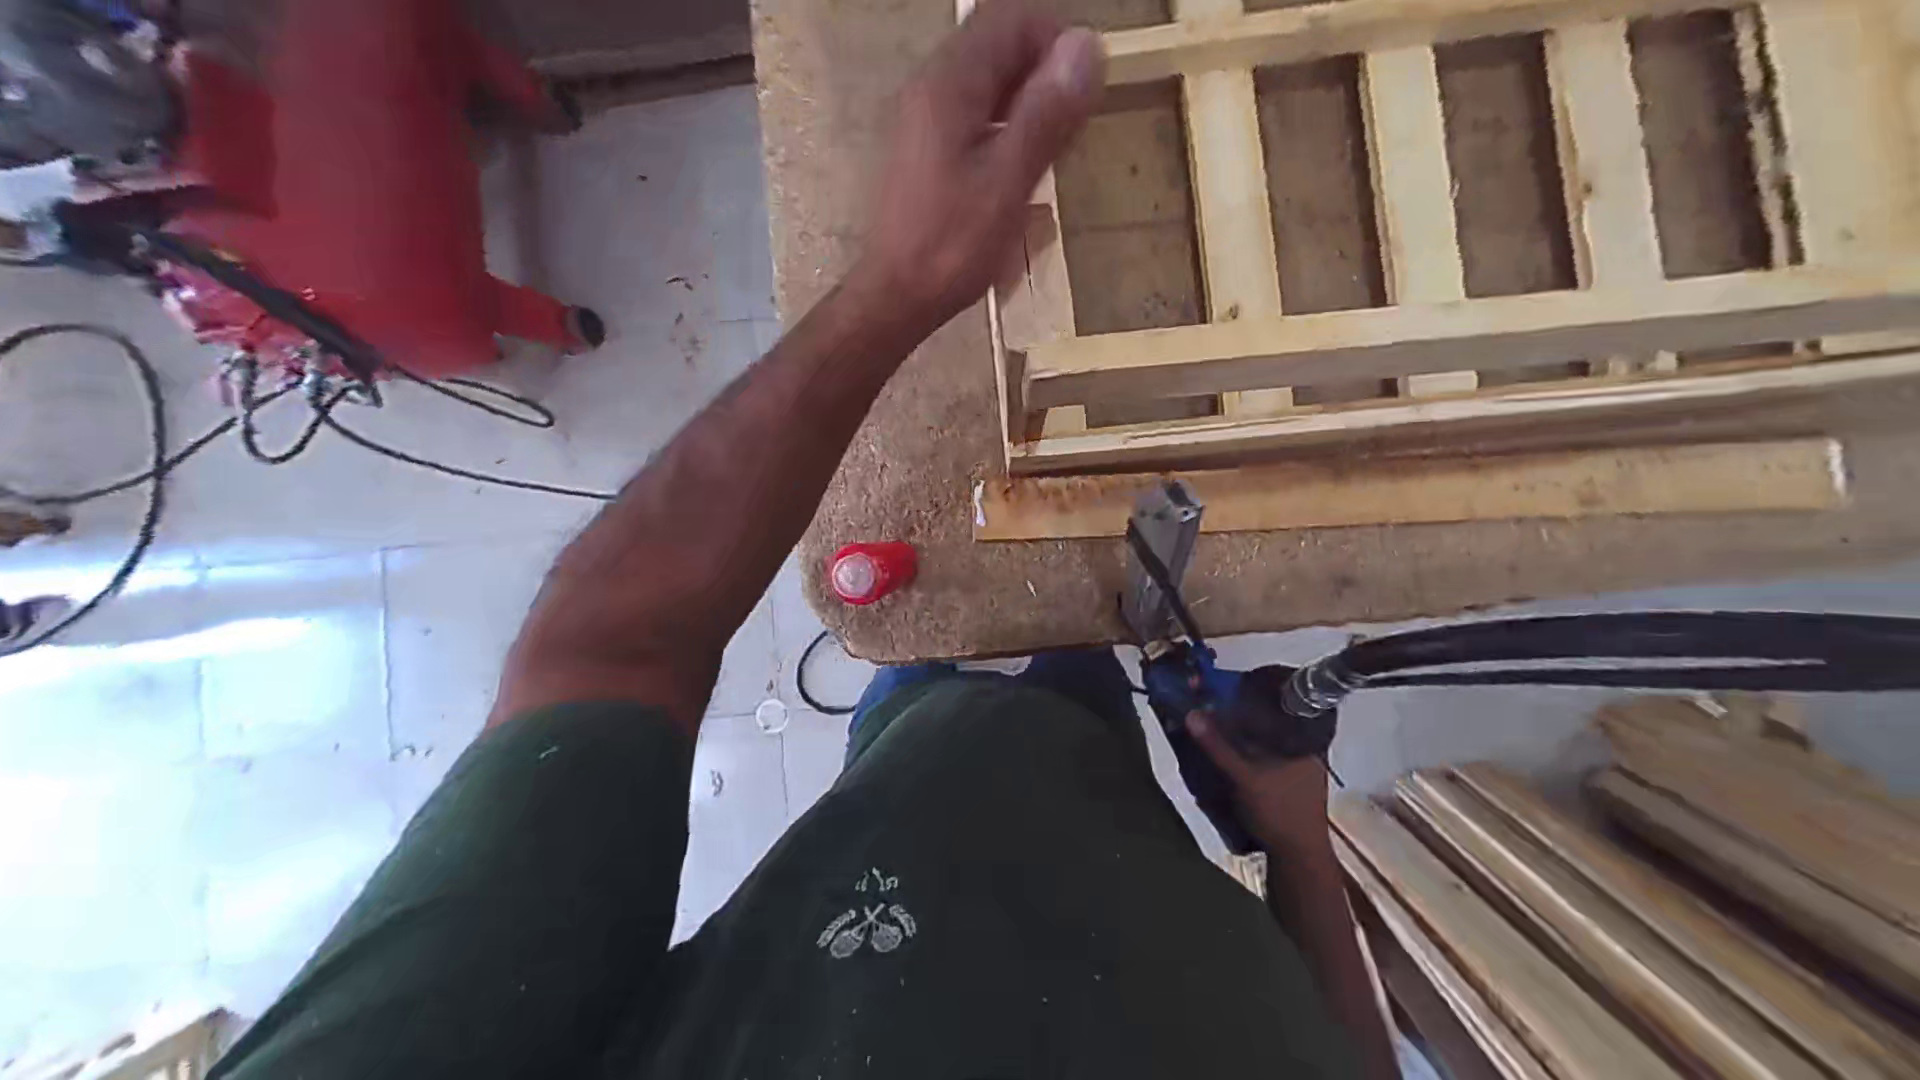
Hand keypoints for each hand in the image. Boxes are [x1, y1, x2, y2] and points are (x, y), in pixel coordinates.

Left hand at [851, 0, 1104, 330]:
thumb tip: (1087, 45)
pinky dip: (999, 130)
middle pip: (995, 47)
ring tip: (1047, 155)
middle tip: (1069, 131)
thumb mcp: (1008, 181)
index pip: (1011, 19)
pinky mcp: (919, 153)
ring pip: (983, 85)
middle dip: (1042, 75)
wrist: (895, 298)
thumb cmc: (951, 246)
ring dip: (1023, 106)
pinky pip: (968, 118)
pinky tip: (1013, 173)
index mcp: (949, 83)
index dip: (1056, 40)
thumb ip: (1046, 113)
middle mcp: (928, 88)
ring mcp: (919, 121)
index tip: (1083, 92)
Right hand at [1189, 710, 1333, 856]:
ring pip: (1266, 748)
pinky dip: (1247, 759)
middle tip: (1212, 711)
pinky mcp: (1288, 791)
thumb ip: (1218, 746)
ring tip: (1215, 731)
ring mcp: (1299, 775)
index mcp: (1303, 745)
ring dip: (1242, 742)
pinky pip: (1265, 764)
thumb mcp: (1244, 777)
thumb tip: (1191, 714)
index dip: (1249, 700)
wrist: (1298, 861)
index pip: (1276, 711)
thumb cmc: (1278, 812)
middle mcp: (1305, 756)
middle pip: (1268, 729)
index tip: (1222, 693)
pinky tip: (1228, 758)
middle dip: (1241, 722)